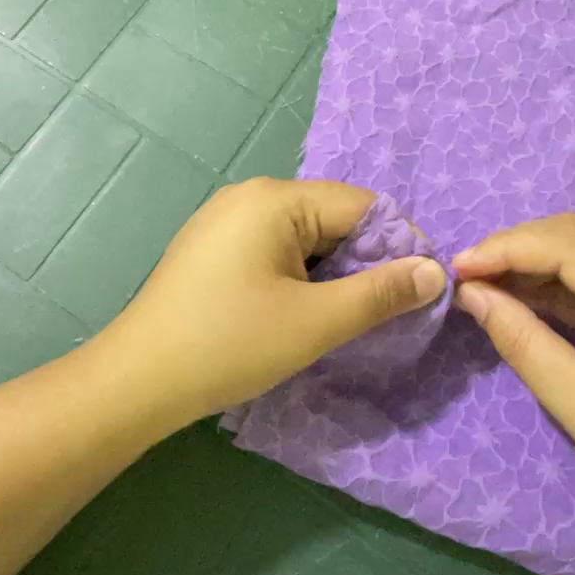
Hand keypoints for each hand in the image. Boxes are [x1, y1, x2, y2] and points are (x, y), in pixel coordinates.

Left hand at [101, 178, 446, 424]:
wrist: (139, 379)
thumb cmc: (230, 343)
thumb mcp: (315, 322)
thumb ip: (380, 293)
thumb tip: (435, 271)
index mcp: (275, 199)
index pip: (361, 205)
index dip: (400, 243)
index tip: (424, 288)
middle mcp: (250, 195)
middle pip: (331, 216)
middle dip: (366, 259)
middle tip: (389, 309)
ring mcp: (226, 219)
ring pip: (304, 235)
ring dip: (333, 270)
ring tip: (348, 315)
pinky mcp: (212, 246)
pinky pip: (274, 247)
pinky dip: (300, 273)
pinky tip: (302, 310)